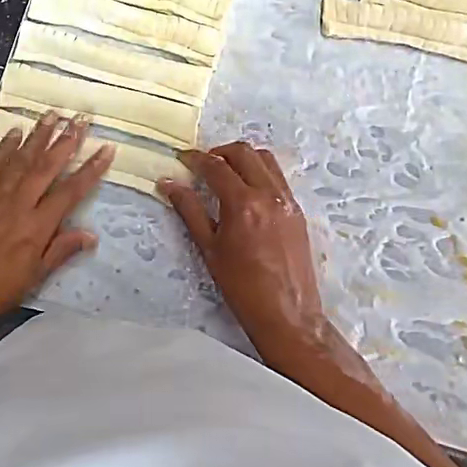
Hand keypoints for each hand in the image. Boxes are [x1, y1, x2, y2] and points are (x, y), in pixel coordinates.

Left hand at [0, 112, 111, 332]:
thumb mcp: (35, 277)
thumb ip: (61, 250)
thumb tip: (91, 235)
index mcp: (36, 226)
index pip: (70, 191)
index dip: (91, 169)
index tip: (106, 149)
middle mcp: (17, 205)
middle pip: (46, 166)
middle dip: (66, 141)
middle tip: (81, 119)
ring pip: (20, 160)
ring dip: (38, 136)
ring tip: (52, 115)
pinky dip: (4, 148)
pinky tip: (14, 134)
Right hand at [164, 142, 334, 357]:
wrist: (287, 315)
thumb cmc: (242, 287)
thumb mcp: (209, 249)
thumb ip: (189, 210)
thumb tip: (168, 184)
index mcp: (243, 204)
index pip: (216, 167)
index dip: (196, 159)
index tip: (182, 158)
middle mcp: (268, 194)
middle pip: (243, 152)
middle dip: (219, 152)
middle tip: (203, 164)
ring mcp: (287, 199)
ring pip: (264, 159)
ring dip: (242, 158)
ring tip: (226, 173)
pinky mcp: (297, 209)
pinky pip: (277, 176)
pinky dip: (260, 172)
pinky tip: (247, 189)